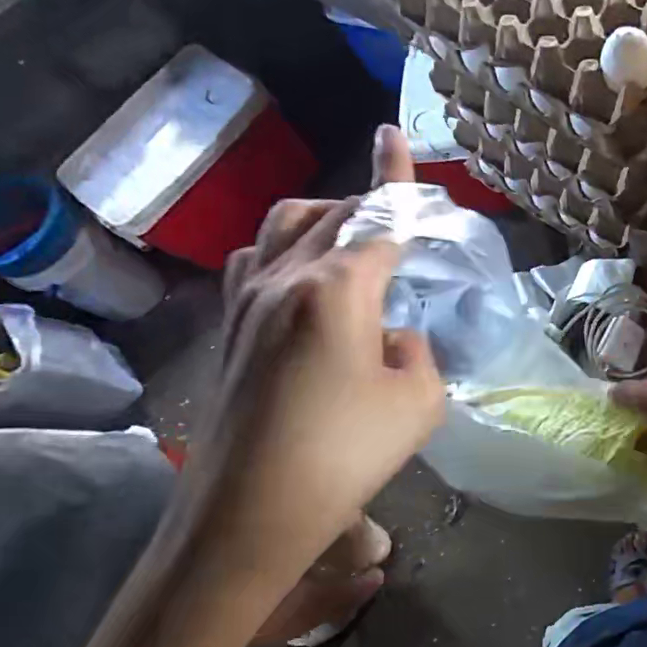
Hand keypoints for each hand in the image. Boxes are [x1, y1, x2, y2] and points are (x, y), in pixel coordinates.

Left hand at [199, 127, 443, 581]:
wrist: (247, 513)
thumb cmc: (345, 454)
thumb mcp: (419, 402)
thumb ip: (418, 353)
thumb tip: (394, 337)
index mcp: (337, 288)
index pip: (376, 218)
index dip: (396, 178)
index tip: (394, 134)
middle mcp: (285, 279)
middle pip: (328, 214)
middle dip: (366, 205)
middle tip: (397, 218)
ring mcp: (246, 302)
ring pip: (282, 227)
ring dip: (322, 220)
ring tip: (351, 244)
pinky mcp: (226, 330)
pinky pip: (255, 262)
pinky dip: (286, 251)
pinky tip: (300, 283)